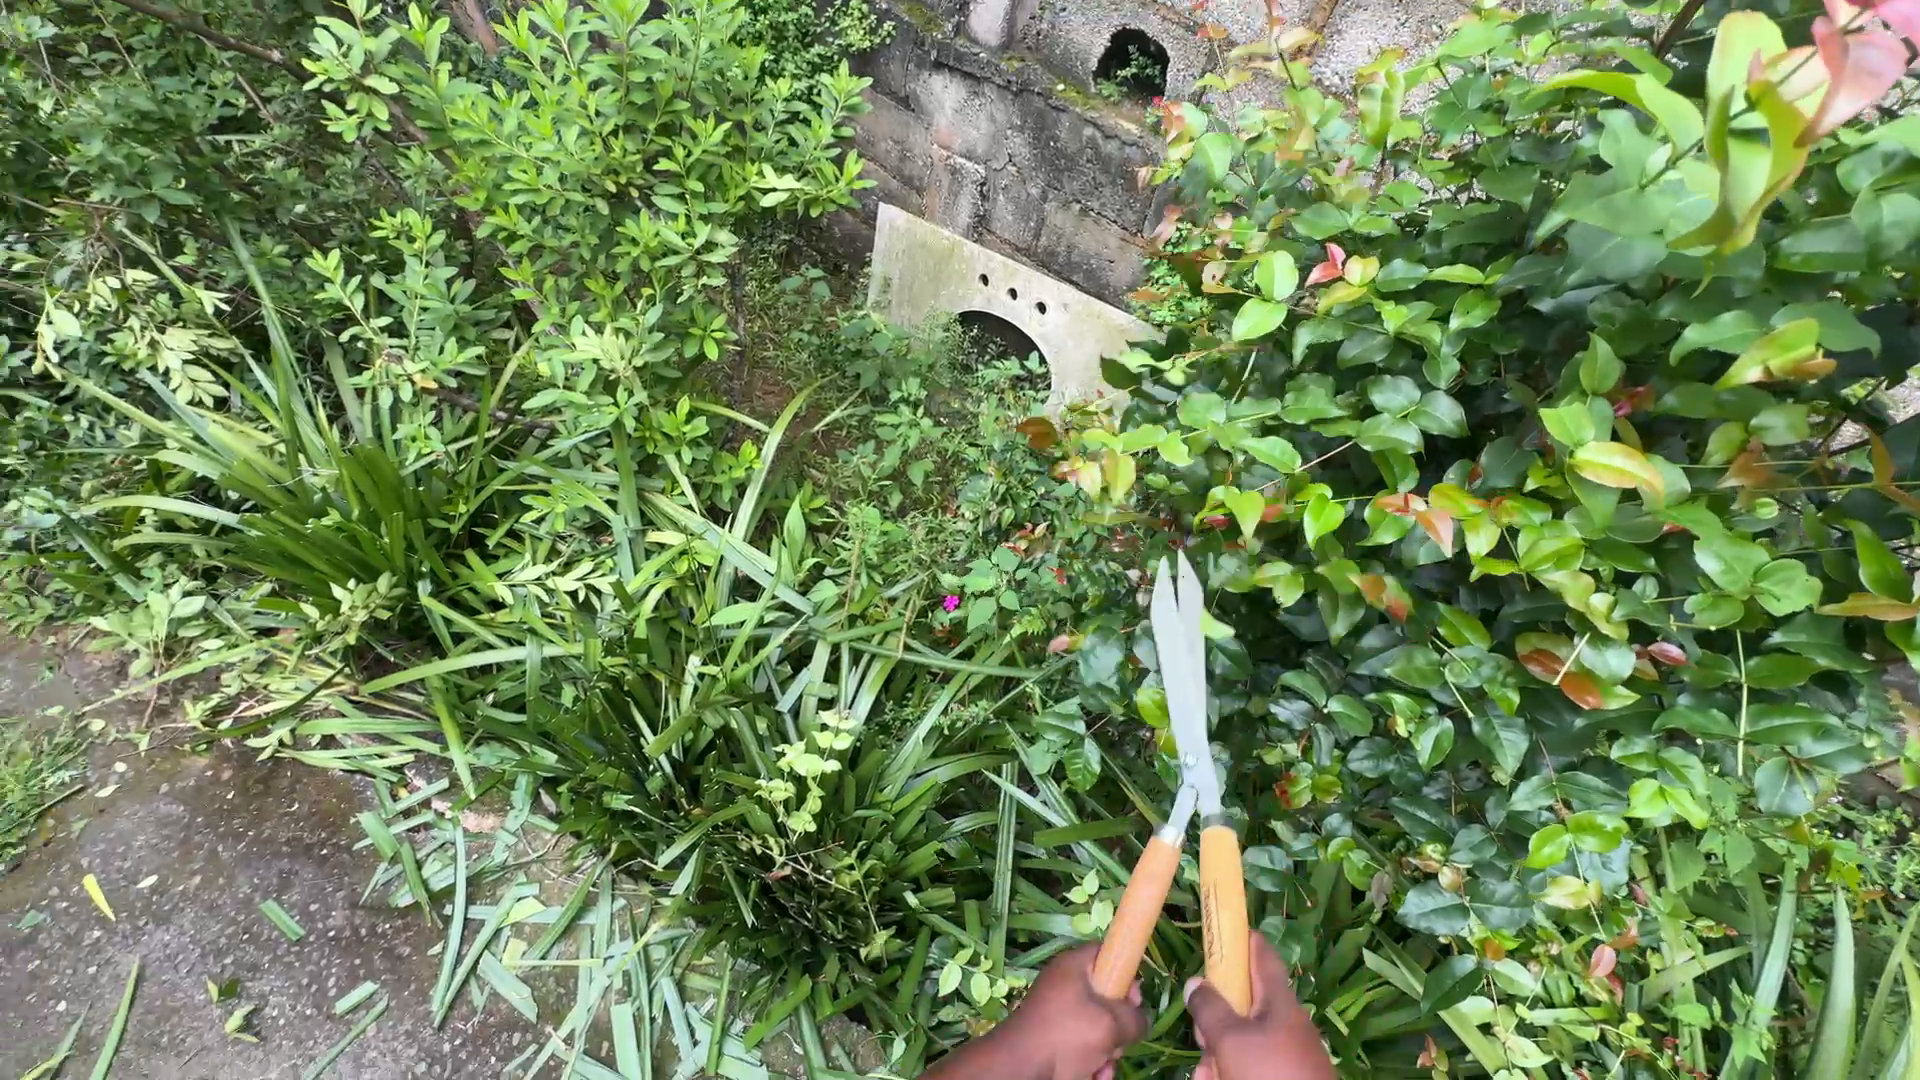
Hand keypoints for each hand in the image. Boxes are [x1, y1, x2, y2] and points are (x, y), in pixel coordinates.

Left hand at [997, 944, 1148, 1079]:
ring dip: (1108, 1051)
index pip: (1107, 952)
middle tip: (1118, 1040)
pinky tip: (1094, 1075)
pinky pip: (1084, 1044)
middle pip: (1105, 995)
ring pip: (1097, 1026)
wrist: (1022, 1068)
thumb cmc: (1065, 1035)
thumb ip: (1134, 1017)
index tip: (1134, 1000)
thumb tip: (1139, 1018)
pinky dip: (1093, 1061)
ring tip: (1104, 1066)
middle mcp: (1065, 983)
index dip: (1126, 972)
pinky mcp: (1055, 1036)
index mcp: (1074, 965)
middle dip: (1118, 1025)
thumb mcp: (1109, 1024)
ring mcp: (1059, 1010)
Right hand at [1186, 931, 1335, 1079]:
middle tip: (1202, 1037)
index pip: (1261, 955)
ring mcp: (1288, 1059)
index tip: (1219, 931)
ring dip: (1218, 1057)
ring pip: (1242, 1045)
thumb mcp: (1230, 1041)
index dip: (1241, 938)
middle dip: (1215, 1020)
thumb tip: (1196, 981)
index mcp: (1280, 1004)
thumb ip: (1209, 1008)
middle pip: (1244, 1006)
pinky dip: (1230, 1075)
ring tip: (1206, 1076)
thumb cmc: (1271, 1077)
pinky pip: (1250, 1069)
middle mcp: (1286, 1027)